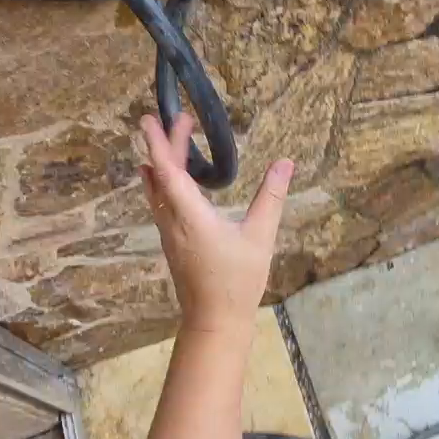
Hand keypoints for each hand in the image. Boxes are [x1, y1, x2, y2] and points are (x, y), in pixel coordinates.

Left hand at [139, 113, 293, 336]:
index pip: (168, 171)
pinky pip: (161, 202)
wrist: (214, 321)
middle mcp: (172, 221)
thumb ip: (271, 198)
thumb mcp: (260, 237)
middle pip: (161, 176)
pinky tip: (165, 180)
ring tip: (166, 140)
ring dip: (161, 163)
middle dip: (164, 145)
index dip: (159, 143)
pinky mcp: (172, 242)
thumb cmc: (237, 281)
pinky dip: (163, 182)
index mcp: (190, 216)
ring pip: (158, 190)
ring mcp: (169, 233)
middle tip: (173, 117)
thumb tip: (285, 163)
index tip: (153, 119)